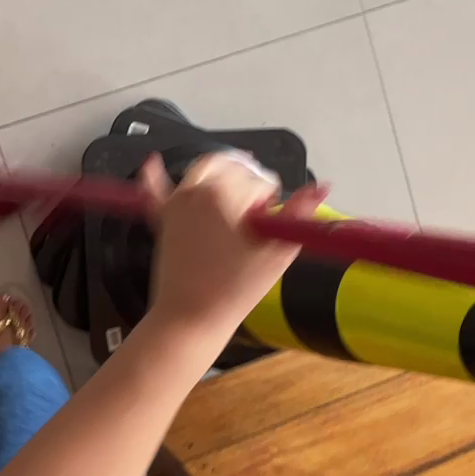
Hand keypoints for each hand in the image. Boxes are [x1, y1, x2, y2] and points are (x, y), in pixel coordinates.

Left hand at [139, 152, 326, 341]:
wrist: (191, 315)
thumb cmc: (236, 287)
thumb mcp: (277, 252)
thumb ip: (300, 214)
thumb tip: (322, 185)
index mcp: (227, 192)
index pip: (260, 181)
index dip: (271, 199)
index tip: (268, 220)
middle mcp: (197, 189)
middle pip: (233, 168)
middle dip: (249, 181)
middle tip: (257, 210)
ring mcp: (176, 202)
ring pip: (202, 169)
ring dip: (221, 171)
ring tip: (236, 187)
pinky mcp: (161, 217)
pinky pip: (153, 189)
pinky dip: (153, 174)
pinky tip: (152, 161)